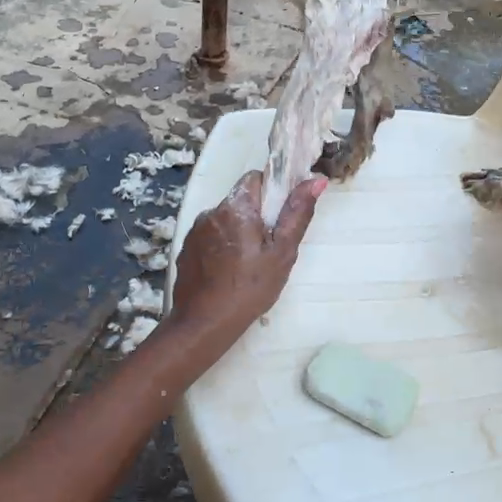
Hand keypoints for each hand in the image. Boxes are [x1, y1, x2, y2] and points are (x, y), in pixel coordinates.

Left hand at [171, 170, 325, 336]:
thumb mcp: (283, 252)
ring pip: (226, 218)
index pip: (256, 177)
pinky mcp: (185, 248)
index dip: (272, 190)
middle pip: (241, 199)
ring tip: (249, 261)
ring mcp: (195, 231)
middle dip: (257, 214)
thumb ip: (298, 213)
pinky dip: (223, 245)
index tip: (282, 214)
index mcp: (236, 207)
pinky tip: (229, 270)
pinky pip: (211, 236)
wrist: (204, 324)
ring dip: (239, 230)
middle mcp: (211, 212)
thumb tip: (316, 180)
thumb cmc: (250, 287)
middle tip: (270, 245)